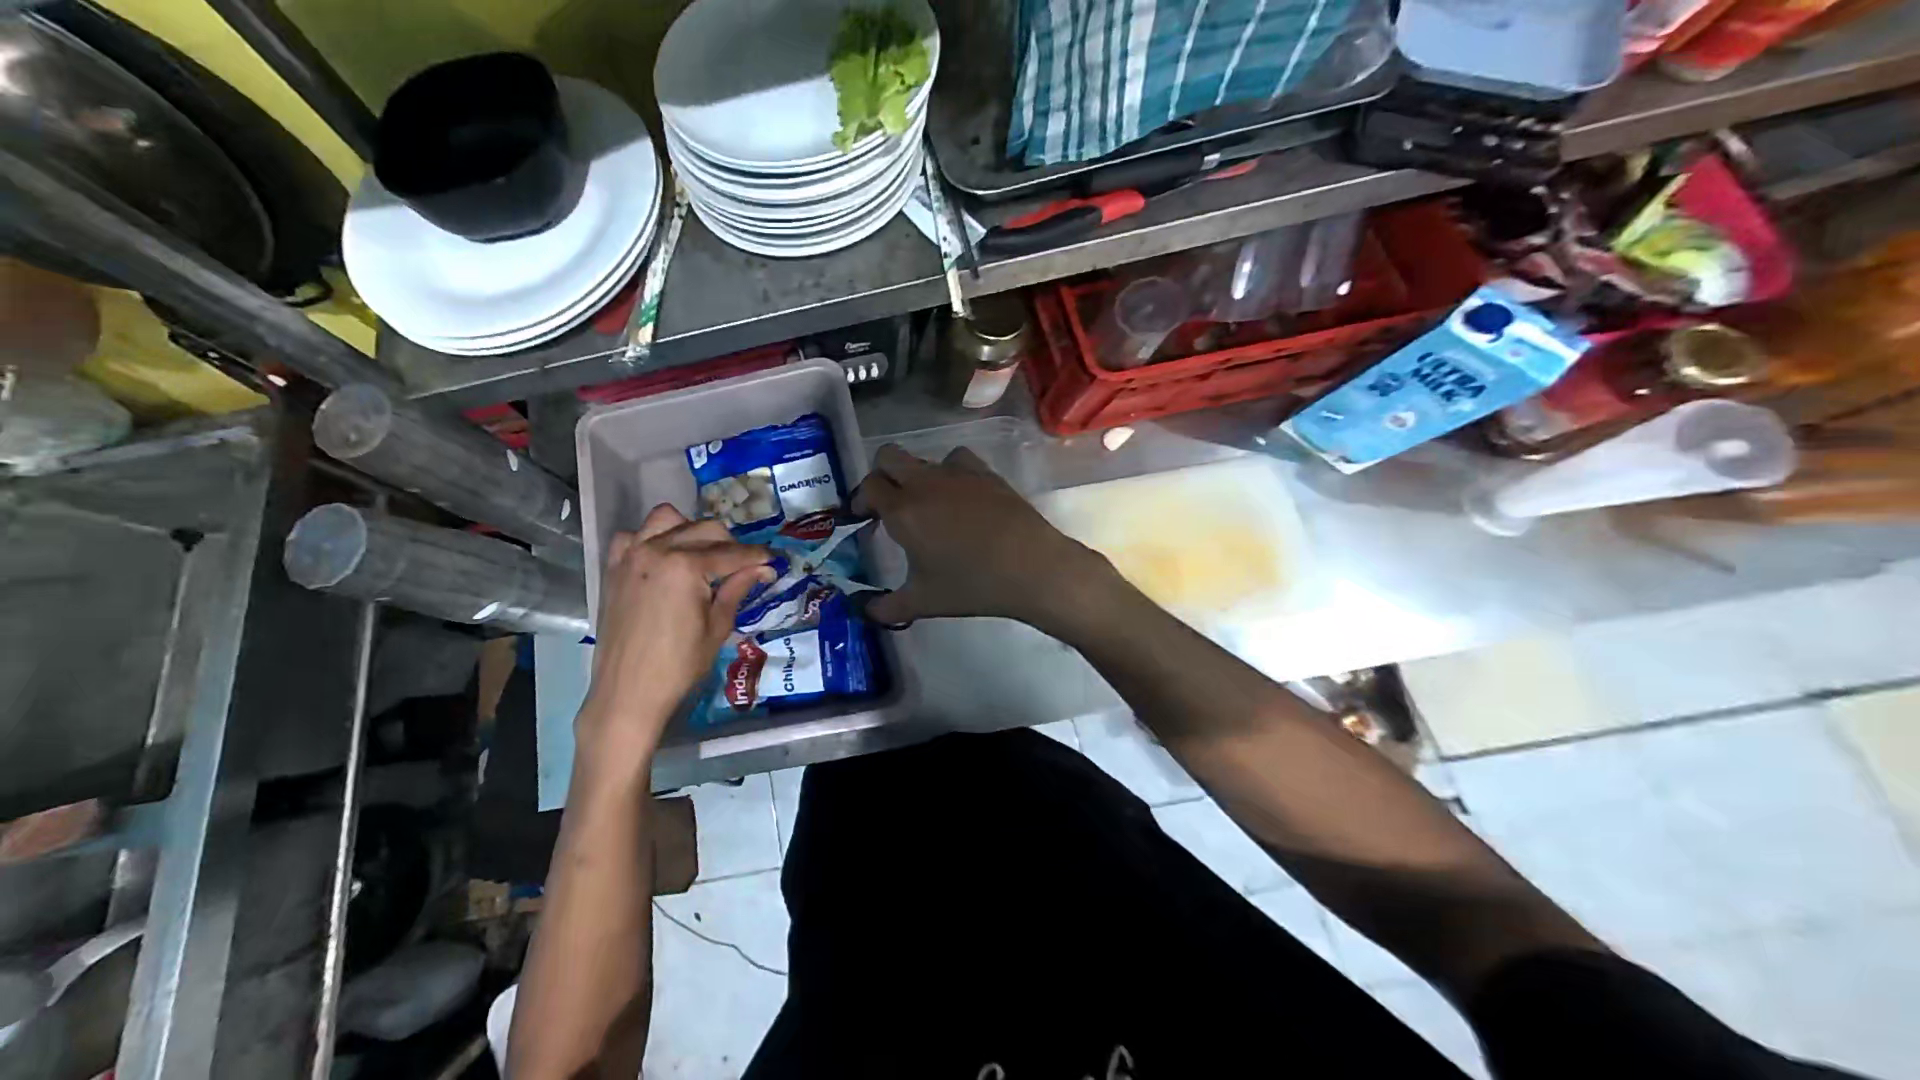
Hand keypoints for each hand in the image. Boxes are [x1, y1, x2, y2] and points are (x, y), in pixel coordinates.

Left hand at [579, 504, 772, 769]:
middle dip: (730, 545)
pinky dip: (651, 539)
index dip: (758, 557)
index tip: (775, 561)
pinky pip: (633, 536)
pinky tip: (664, 559)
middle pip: (705, 530)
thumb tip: (763, 568)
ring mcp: (631, 556)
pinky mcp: (614, 568)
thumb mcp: (717, 627)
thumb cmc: (679, 666)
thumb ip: (737, 589)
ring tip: (703, 556)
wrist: (628, 693)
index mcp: (685, 566)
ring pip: (668, 520)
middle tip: (744, 567)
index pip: (733, 553)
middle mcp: (656, 550)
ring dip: (691, 531)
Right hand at [853, 445, 1116, 631]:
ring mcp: (957, 473)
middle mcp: (925, 483)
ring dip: (917, 474)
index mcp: (902, 510)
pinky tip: (960, 496)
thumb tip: (864, 611)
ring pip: (924, 458)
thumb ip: (887, 607)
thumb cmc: (971, 584)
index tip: (862, 518)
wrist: (1031, 567)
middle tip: (887, 505)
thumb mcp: (923, 602)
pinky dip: (950, 473)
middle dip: (882, 476)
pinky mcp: (986, 473)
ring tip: (927, 502)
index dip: (860, 500)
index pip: (869, 487)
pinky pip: (958, 460)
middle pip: (888, 457)